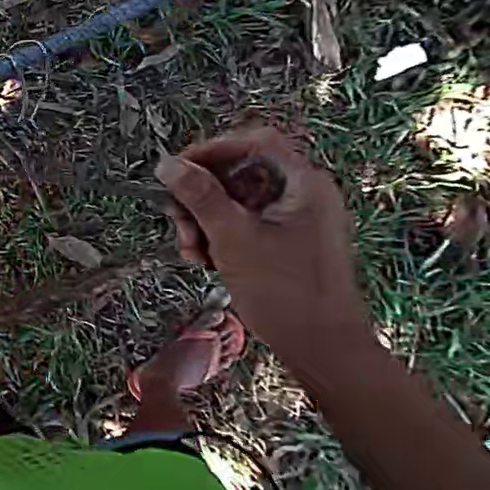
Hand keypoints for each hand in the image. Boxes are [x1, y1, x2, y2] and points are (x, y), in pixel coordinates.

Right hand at [156, 127, 374, 366]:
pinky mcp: (289, 241)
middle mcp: (304, 193)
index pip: (253, 141)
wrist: (323, 347)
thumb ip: (199, 196)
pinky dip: (221, 236)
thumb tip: (167, 164)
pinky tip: (205, 260)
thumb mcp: (232, 237)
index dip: (210, 150)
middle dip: (201, 195)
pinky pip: (247, 223)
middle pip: (240, 172)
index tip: (176, 172)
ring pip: (238, 201)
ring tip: (190, 249)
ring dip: (205, 220)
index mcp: (303, 182)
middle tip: (178, 221)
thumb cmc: (282, 289)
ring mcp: (298, 218)